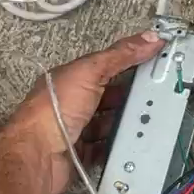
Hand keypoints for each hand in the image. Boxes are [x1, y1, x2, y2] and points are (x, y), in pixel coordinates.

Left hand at [0, 31, 167, 193]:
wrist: (37, 156)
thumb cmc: (53, 110)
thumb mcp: (89, 72)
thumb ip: (120, 55)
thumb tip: (147, 38)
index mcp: (71, 78)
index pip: (106, 64)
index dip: (130, 60)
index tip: (154, 60)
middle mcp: (72, 102)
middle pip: (109, 94)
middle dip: (130, 94)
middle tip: (155, 92)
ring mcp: (75, 128)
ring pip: (108, 122)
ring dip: (124, 121)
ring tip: (146, 117)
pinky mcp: (80, 152)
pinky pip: (105, 147)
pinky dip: (117, 144)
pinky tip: (130, 140)